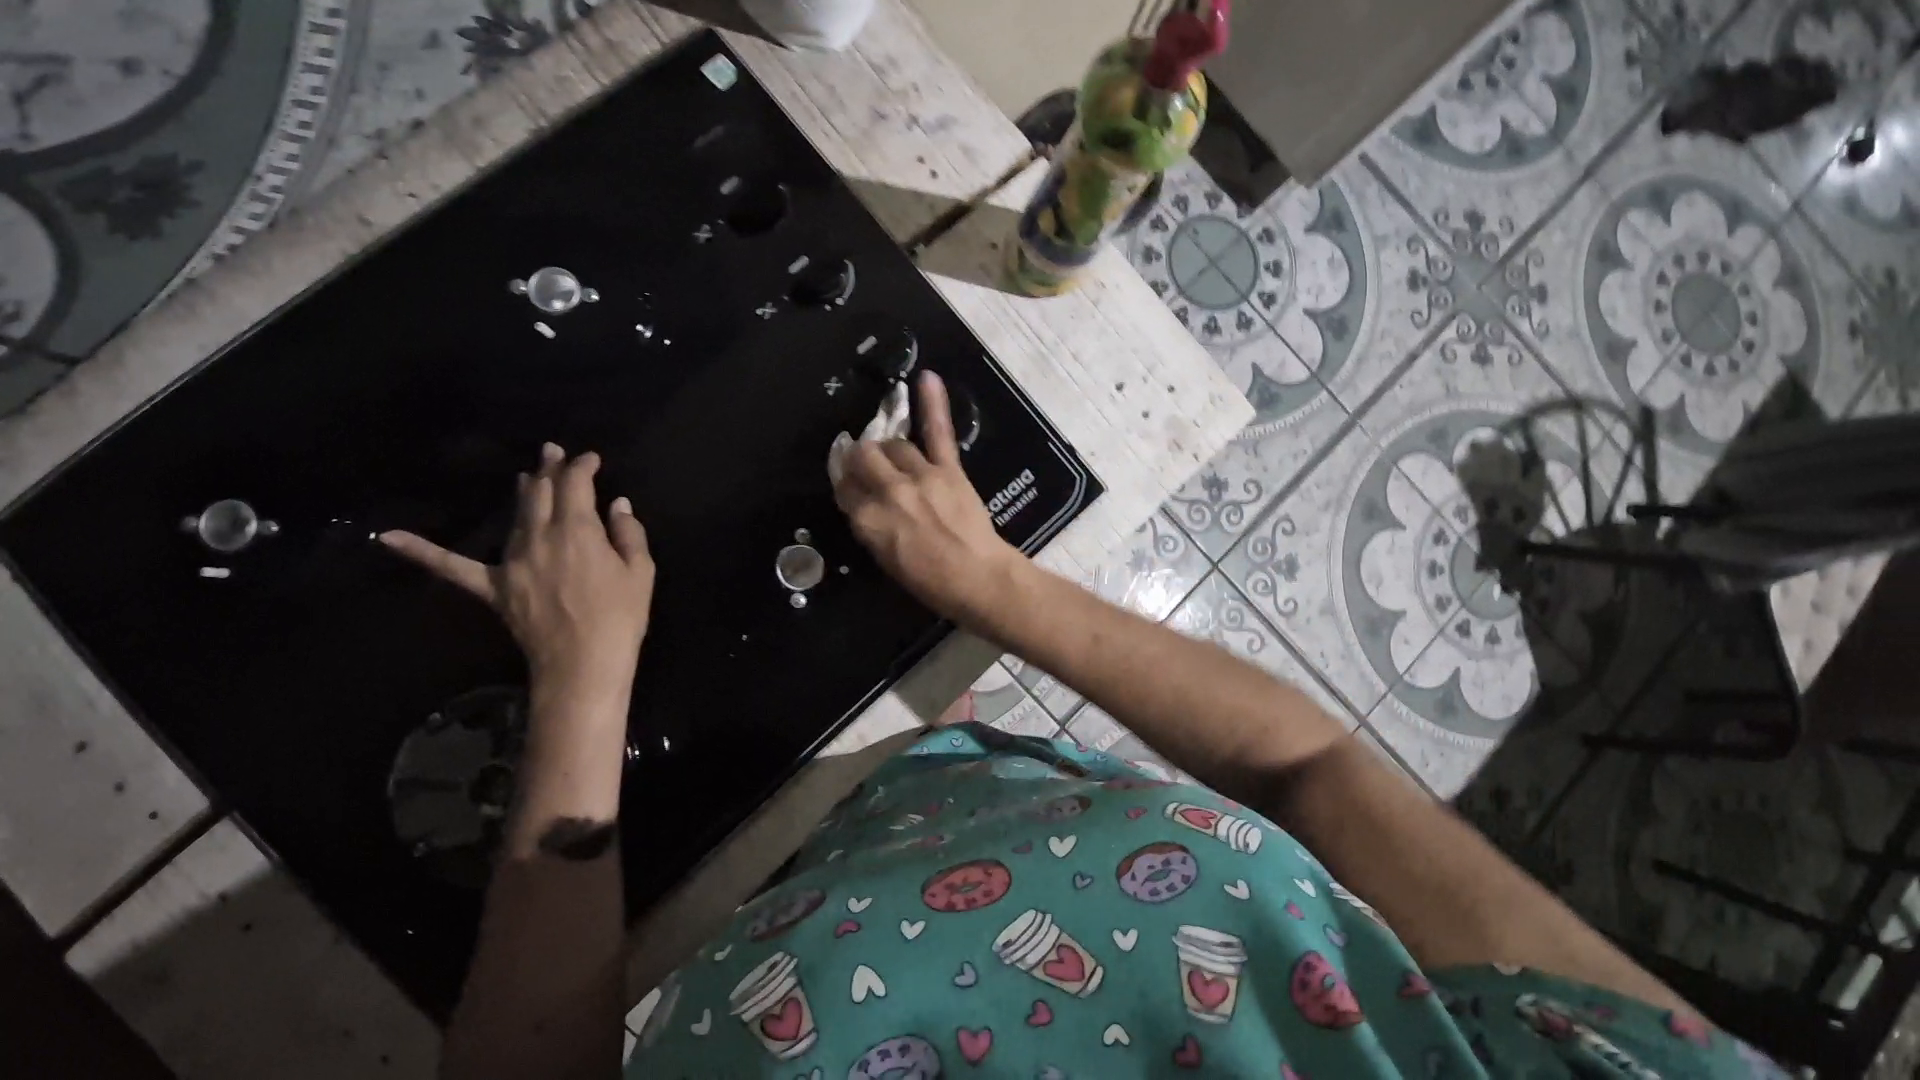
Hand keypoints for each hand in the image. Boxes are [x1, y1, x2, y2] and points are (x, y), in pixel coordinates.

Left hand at [380, 443, 655, 688]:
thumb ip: (628, 534)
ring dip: (523, 491)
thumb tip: (617, 505)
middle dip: (550, 468)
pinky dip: (422, 551)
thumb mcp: (640, 573)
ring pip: (515, 515)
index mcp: (577, 530)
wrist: (583, 665)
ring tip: (526, 476)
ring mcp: (512, 561)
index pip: (575, 484)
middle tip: (553, 452)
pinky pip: (452, 567)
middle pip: (542, 492)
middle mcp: (540, 536)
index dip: (582, 466)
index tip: (591, 459)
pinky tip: (388, 538)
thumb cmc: (620, 618)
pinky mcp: (493, 587)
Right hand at [832, 371, 1021, 627]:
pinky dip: (934, 403)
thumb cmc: (930, 582)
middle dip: (861, 459)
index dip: (845, 483)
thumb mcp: (885, 560)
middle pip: (863, 457)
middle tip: (867, 465)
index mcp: (868, 520)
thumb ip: (869, 527)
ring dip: (889, 448)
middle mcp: (888, 491)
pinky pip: (938, 432)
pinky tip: (926, 377)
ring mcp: (919, 476)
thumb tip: (862, 505)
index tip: (848, 482)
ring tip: (891, 454)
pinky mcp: (949, 470)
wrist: (978, 579)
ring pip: (893, 444)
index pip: (844, 488)